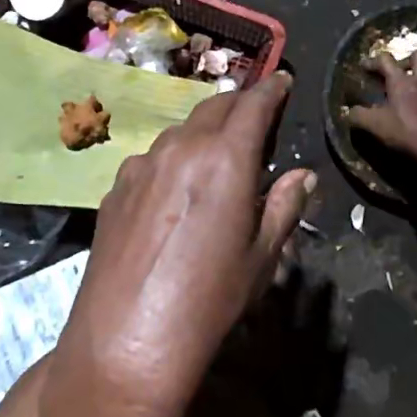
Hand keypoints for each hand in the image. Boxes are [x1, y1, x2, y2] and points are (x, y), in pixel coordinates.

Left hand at [48, 71, 314, 416]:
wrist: (128, 334)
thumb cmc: (210, 299)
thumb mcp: (261, 257)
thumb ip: (282, 207)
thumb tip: (302, 175)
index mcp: (224, 158)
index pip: (252, 105)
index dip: (271, 90)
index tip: (282, 82)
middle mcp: (179, 148)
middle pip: (213, 108)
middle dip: (238, 103)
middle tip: (255, 112)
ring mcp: (140, 164)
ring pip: (179, 132)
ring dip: (202, 132)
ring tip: (217, 152)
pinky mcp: (115, 186)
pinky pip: (151, 160)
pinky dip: (172, 159)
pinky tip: (175, 188)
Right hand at [347, 50, 416, 156]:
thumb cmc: (407, 130)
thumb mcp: (374, 125)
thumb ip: (358, 116)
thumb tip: (349, 111)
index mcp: (401, 82)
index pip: (386, 60)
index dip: (373, 61)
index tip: (364, 67)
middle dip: (407, 59)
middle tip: (397, 72)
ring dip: (416, 88)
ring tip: (405, 104)